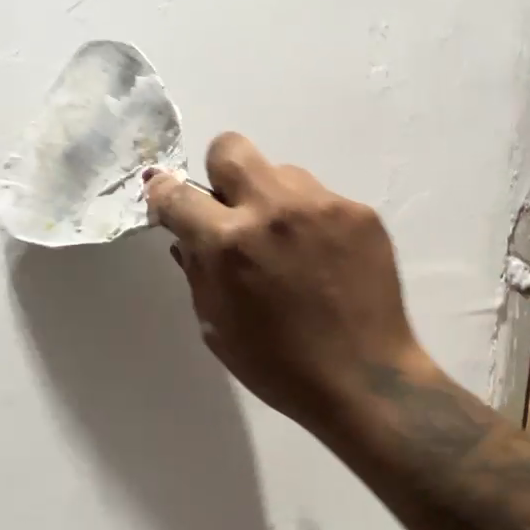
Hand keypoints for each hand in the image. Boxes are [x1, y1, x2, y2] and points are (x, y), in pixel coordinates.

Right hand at [145, 133, 426, 425]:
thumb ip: (199, 275)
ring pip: (282, 173)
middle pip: (230, 149)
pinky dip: (312, 223)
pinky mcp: (360, 213)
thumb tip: (187, 240)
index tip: (171, 208)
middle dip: (221, 176)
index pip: (176, 194)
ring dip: (272, 202)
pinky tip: (324, 263)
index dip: (165, 198)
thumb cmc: (280, 368)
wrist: (363, 380)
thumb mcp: (218, 330)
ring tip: (288, 250)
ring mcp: (322, 205)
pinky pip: (321, 200)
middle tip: (233, 215)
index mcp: (228, 244)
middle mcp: (272, 209)